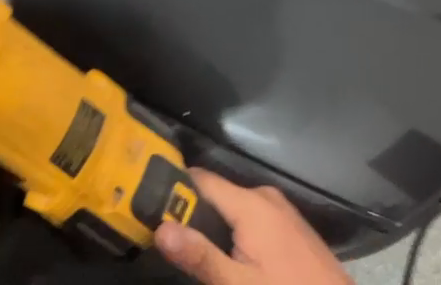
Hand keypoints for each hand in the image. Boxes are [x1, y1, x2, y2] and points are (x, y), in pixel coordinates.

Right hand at [155, 170, 346, 284]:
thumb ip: (200, 257)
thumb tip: (160, 228)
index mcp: (250, 204)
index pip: (199, 179)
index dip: (173, 192)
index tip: (150, 208)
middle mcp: (265, 197)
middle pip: (215, 195)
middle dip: (193, 216)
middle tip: (173, 243)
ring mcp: (281, 211)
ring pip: (233, 209)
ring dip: (215, 229)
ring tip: (199, 255)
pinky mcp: (291, 227)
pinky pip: (252, 220)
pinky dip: (236, 234)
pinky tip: (233, 262)